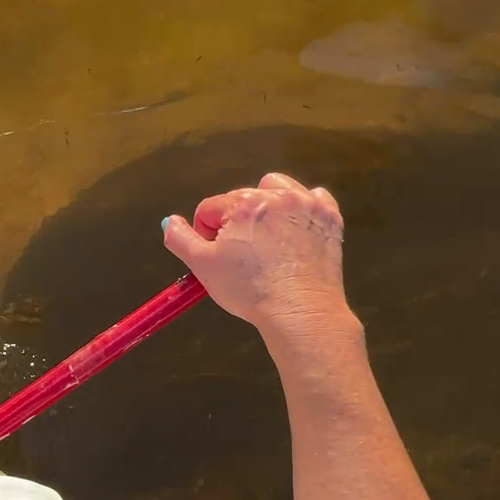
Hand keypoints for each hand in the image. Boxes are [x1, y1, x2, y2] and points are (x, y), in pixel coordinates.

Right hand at [161, 173, 350, 342]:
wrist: (300, 310)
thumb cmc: (247, 288)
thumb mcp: (201, 265)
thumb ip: (179, 238)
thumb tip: (169, 220)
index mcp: (242, 203)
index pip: (208, 208)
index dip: (205, 234)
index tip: (216, 257)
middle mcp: (276, 194)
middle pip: (239, 200)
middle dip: (234, 222)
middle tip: (240, 255)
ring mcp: (307, 203)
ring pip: (275, 189)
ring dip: (265, 207)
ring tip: (265, 238)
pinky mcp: (330, 217)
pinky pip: (310, 198)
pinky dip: (298, 210)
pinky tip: (292, 232)